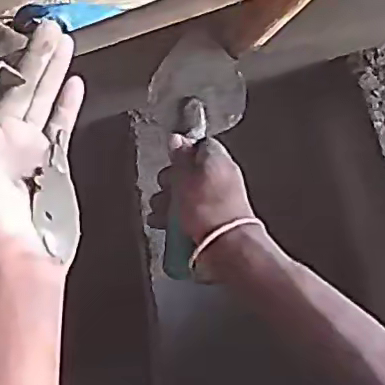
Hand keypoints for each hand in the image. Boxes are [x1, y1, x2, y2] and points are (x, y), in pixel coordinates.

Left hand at [0, 21, 84, 266]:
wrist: (15, 251)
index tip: (5, 33)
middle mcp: (2, 135)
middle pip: (21, 85)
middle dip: (35, 55)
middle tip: (48, 24)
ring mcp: (30, 146)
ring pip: (44, 97)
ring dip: (54, 69)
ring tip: (64, 39)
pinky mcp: (54, 159)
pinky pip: (61, 123)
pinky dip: (68, 102)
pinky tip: (74, 80)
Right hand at [151, 136, 256, 276]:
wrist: (225, 246)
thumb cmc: (206, 206)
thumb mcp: (185, 176)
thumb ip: (179, 156)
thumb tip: (176, 139)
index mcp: (218, 160)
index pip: (199, 145)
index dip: (181, 151)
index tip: (169, 160)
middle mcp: (220, 178)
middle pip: (189, 171)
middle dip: (170, 181)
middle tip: (164, 188)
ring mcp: (217, 201)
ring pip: (185, 194)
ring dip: (168, 202)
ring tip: (159, 212)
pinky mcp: (212, 221)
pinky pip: (189, 213)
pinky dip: (174, 217)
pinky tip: (161, 223)